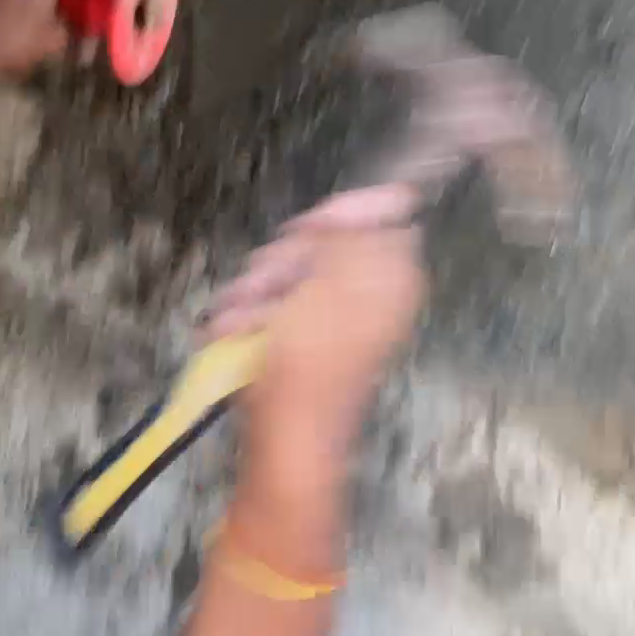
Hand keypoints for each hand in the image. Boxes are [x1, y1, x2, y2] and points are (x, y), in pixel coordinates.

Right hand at [214, 185, 424, 434]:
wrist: (285, 439)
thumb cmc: (307, 367)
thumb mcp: (329, 287)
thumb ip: (360, 237)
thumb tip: (397, 196)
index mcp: (390, 278)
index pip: (385, 214)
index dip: (345, 209)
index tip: (310, 224)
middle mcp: (368, 293)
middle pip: (327, 242)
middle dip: (285, 259)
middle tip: (264, 279)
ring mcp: (333, 315)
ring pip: (292, 272)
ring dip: (257, 290)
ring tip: (240, 317)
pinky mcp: (303, 334)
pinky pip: (277, 303)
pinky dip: (254, 313)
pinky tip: (237, 330)